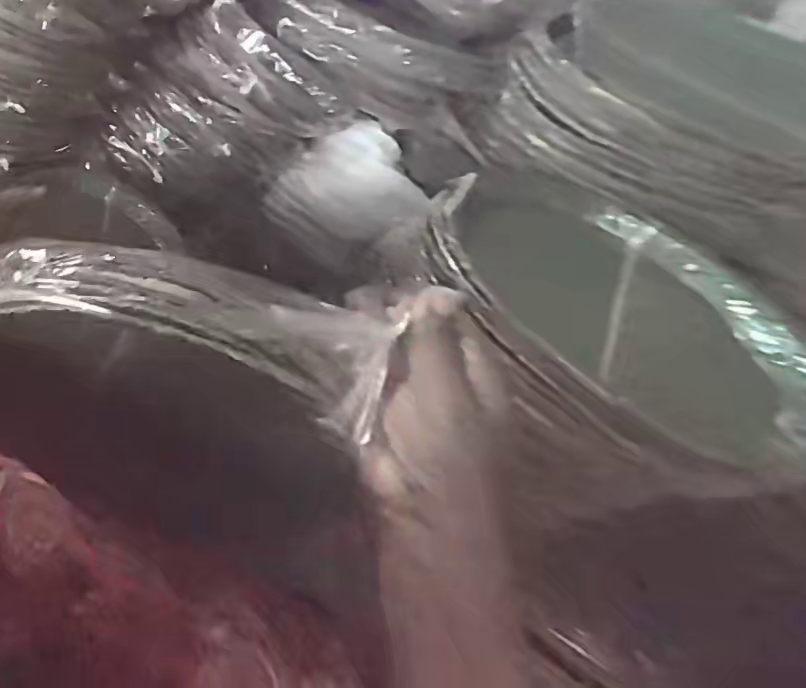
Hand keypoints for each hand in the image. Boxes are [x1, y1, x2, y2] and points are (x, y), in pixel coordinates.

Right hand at [360, 287, 505, 524]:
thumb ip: (435, 342)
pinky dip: (350, 355)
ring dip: (365, 332)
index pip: (449, 320)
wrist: (418, 519)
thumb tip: (437, 290)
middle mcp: (445, 378)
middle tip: (353, 300)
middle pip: (416, 332)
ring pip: (387, 349)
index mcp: (475, 373)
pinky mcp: (379, 409)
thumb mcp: (445, 393)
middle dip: (386, 314)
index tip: (382, 285)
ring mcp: (410, 395)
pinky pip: (365, 372)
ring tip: (338, 314)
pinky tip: (330, 339)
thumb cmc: (446, 456)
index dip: (419, 300)